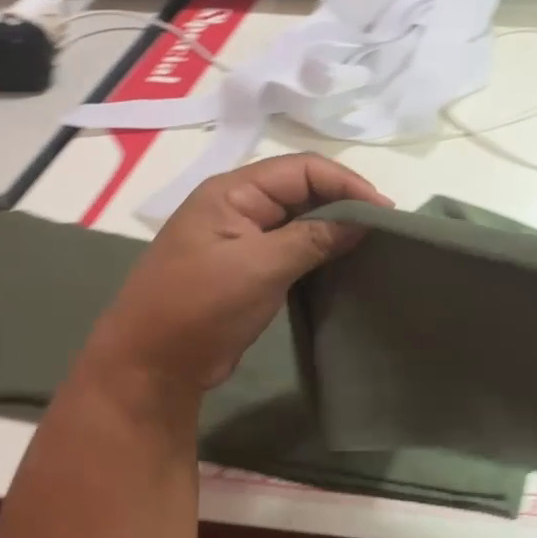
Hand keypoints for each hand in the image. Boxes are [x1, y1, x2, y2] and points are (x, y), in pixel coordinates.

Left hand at [87, 154, 390, 394]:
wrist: (151, 368)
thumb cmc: (200, 308)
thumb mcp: (260, 268)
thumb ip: (314, 237)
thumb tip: (363, 220)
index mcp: (232, 192)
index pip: (302, 169)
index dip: (347, 183)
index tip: (384, 211)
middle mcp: (238, 205)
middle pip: (303, 187)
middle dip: (345, 200)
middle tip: (385, 226)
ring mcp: (242, 236)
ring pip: (301, 215)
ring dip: (336, 224)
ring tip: (372, 241)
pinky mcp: (249, 265)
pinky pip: (294, 243)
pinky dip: (322, 246)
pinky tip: (345, 259)